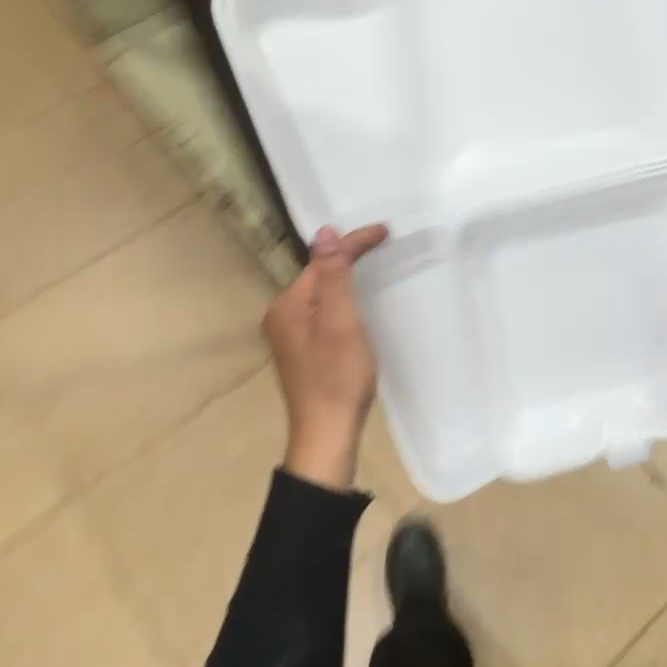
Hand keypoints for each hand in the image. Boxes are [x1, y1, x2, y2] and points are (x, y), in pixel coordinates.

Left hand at [264, 223, 389, 489]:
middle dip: (347, 257)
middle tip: (382, 243)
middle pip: (317, 276)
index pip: (321, 261)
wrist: (328, 434)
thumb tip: (325, 232)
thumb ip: (333, 276)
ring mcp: (290, 337)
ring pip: (320, 295)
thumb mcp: (340, 322)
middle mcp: (281, 317)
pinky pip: (322, 314)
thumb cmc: (337, 378)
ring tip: (372, 266)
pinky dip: (341, 303)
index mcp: (286, 306)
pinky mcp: (303, 353)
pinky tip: (356, 306)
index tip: (385, 232)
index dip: (353, 244)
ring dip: (344, 279)